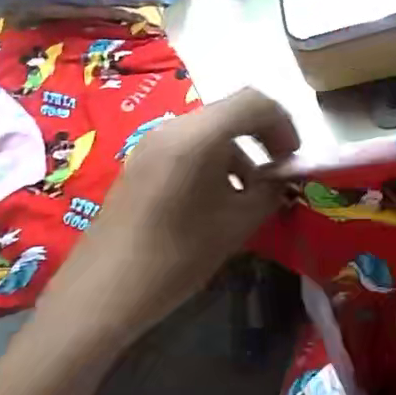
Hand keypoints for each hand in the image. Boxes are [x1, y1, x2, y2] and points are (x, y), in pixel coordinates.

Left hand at [35, 89, 298, 355]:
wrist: (103, 292)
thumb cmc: (177, 257)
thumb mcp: (236, 225)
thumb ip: (268, 192)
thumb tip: (279, 180)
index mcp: (197, 137)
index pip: (254, 102)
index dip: (283, 125)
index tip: (292, 160)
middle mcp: (171, 128)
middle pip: (229, 114)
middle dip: (261, 139)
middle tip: (276, 177)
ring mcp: (150, 145)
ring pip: (208, 133)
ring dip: (236, 155)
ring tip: (247, 199)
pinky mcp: (139, 164)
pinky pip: (186, 149)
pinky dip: (212, 164)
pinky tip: (215, 204)